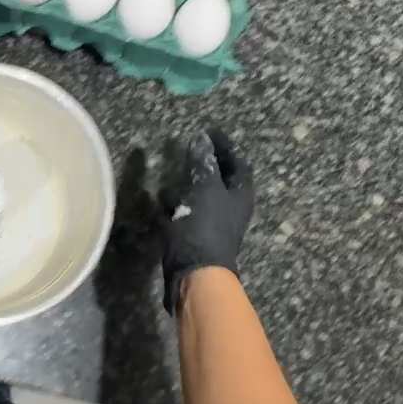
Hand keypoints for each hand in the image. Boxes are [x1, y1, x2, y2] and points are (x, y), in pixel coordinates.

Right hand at [163, 128, 252, 312]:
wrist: (195, 272)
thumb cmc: (204, 227)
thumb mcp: (204, 189)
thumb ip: (202, 163)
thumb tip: (200, 138)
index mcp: (240, 194)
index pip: (237, 163)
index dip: (225, 146)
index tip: (210, 131)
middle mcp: (230, 208)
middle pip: (221, 179)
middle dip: (206, 164)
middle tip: (190, 149)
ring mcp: (213, 223)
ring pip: (202, 196)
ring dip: (189, 183)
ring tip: (172, 171)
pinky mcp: (195, 235)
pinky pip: (188, 212)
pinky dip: (177, 203)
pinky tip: (163, 199)